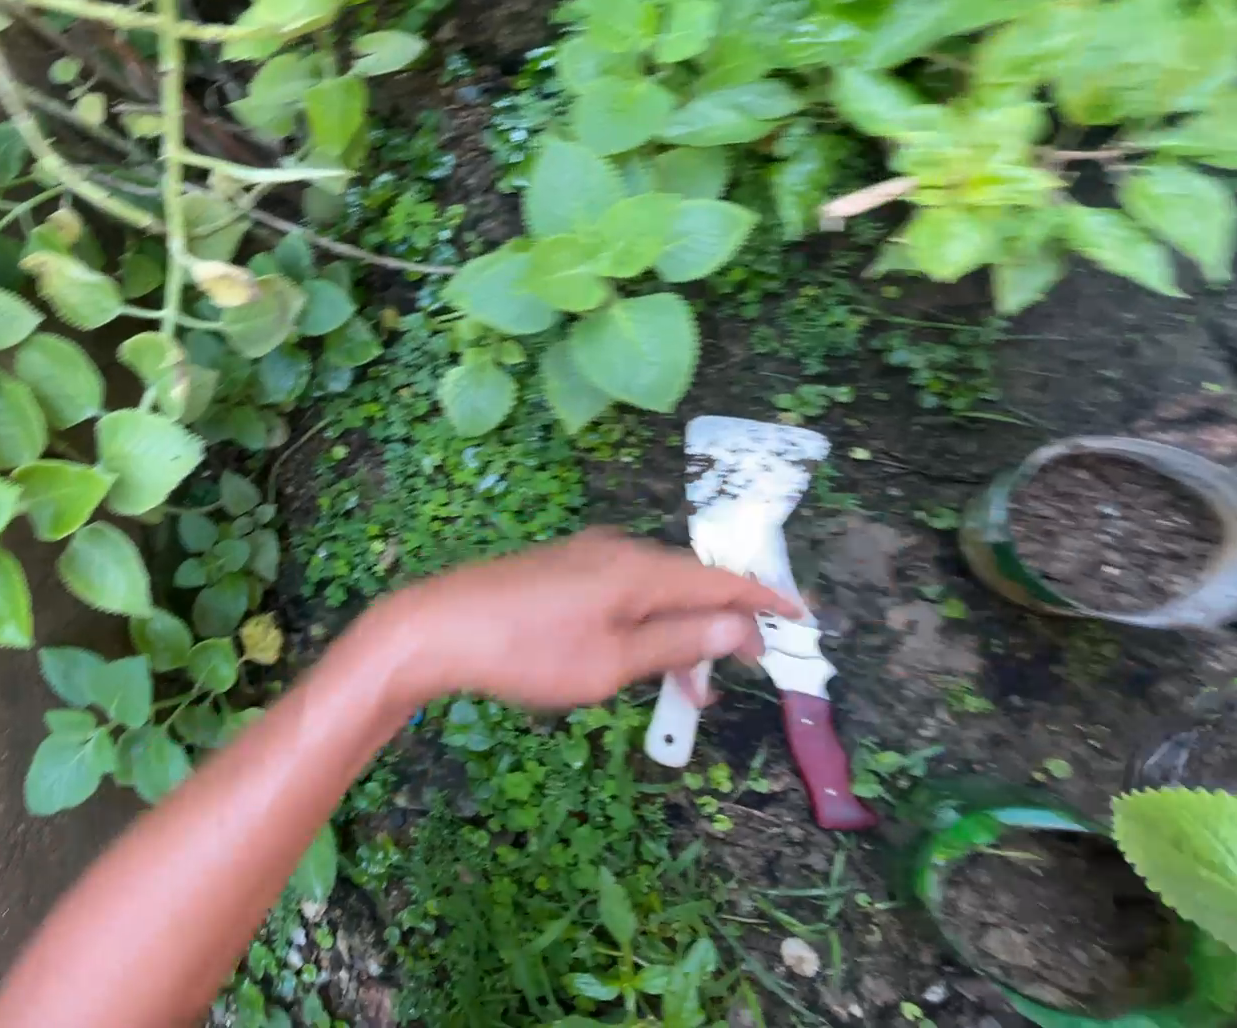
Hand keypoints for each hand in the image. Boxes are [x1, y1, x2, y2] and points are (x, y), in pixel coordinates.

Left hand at [363, 529, 800, 710]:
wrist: (434, 628)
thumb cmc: (525, 652)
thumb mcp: (610, 661)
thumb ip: (677, 641)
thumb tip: (740, 625)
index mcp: (636, 567)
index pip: (720, 579)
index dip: (765, 601)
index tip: (802, 620)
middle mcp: (611, 550)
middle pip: (685, 584)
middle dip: (716, 629)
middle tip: (733, 678)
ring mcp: (577, 556)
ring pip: (647, 591)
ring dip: (673, 633)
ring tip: (683, 686)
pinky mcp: (552, 570)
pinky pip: (614, 591)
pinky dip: (637, 623)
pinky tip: (631, 654)